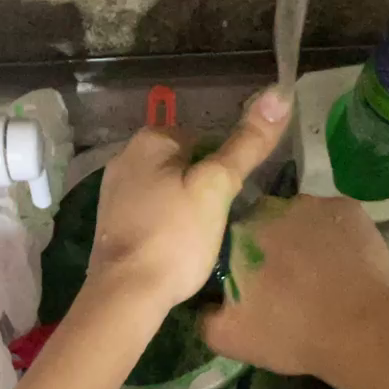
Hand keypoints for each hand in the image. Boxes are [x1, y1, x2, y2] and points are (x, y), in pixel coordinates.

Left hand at [83, 87, 291, 312]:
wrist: (125, 294)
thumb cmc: (174, 238)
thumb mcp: (217, 188)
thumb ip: (246, 145)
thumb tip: (280, 93)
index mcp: (149, 139)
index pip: (204, 138)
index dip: (222, 169)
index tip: (227, 200)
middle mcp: (123, 158)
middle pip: (182, 165)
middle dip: (201, 189)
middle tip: (212, 223)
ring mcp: (111, 194)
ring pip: (165, 191)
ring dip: (183, 210)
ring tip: (194, 239)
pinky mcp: (109, 226)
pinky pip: (149, 215)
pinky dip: (163, 228)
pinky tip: (172, 249)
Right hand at [202, 194, 388, 375]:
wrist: (361, 329)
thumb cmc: (290, 334)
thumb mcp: (229, 339)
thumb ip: (203, 317)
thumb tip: (203, 302)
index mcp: (238, 233)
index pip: (225, 235)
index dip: (233, 258)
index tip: (244, 280)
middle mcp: (273, 207)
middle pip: (261, 220)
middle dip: (265, 243)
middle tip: (279, 278)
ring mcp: (315, 204)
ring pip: (296, 216)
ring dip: (298, 237)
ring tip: (312, 272)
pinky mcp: (350, 208)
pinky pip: (329, 217)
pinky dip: (329, 235)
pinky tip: (337, 263)